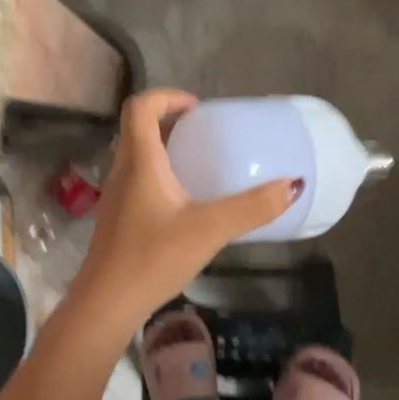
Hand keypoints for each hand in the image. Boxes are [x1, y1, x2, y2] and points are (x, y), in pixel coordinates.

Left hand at [70, 89, 299, 321]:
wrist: (107, 302)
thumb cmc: (152, 258)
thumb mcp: (209, 230)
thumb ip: (251, 208)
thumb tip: (292, 186)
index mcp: (139, 161)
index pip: (140, 107)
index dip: (166, 97)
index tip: (198, 109)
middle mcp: (122, 171)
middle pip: (138, 129)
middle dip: (171, 122)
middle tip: (206, 133)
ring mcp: (116, 196)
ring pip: (137, 156)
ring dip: (165, 149)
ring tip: (200, 162)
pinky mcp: (117, 218)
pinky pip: (138, 181)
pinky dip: (161, 175)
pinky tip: (185, 202)